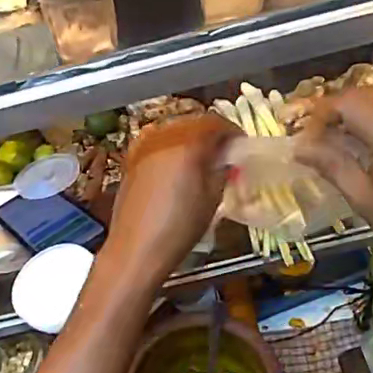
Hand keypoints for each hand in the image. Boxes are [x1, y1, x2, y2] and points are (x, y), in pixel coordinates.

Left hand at [105, 114, 235, 279]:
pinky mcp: (131, 161)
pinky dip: (172, 149)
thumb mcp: (212, 199)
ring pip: (173, 131)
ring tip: (202, 162)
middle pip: (192, 123)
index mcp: (187, 143)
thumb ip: (221, 171)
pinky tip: (178, 170)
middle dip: (211, 135)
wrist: (135, 249)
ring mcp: (143, 148)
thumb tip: (225, 159)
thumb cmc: (180, 227)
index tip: (241, 145)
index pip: (215, 123)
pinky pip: (157, 144)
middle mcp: (163, 137)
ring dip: (190, 140)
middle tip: (224, 154)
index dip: (232, 131)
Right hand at [294, 88, 372, 274]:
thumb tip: (300, 147)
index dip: (321, 113)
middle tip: (316, 137)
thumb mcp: (365, 200)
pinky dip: (372, 118)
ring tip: (335, 140)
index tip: (306, 137)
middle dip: (335, 109)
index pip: (348, 102)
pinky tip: (362, 144)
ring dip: (353, 111)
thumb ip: (333, 166)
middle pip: (364, 94)